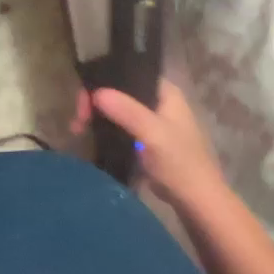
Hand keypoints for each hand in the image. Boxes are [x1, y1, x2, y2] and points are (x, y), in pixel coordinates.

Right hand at [86, 80, 225, 197]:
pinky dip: (103, 129)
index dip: (104, 80)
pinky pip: (118, 126)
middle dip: (95, 102)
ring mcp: (151, 121)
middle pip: (119, 91)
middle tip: (78, 121)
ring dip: (96, 117)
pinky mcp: (144, 140)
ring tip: (78, 130)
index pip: (129, 73)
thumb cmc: (180, 163)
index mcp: (165, 92)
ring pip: (116, 109)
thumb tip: (95, 93)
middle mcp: (157, 101)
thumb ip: (127, 112)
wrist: (195, 200)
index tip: (85, 100)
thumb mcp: (153, 135)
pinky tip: (88, 137)